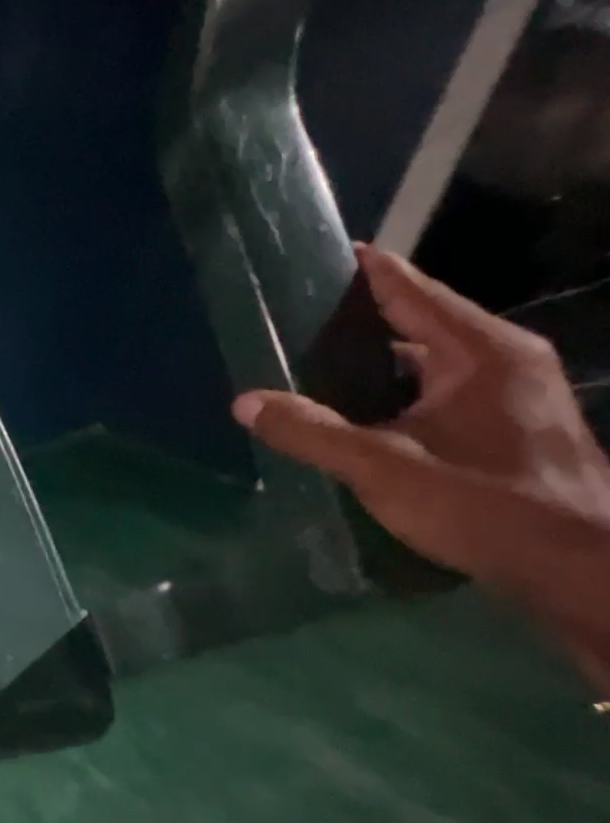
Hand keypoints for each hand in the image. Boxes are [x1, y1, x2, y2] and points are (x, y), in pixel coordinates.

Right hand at [233, 245, 609, 685]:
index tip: (325, 254)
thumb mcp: (382, 467)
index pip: (413, 292)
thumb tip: (245, 402)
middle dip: (358, 323)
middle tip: (293, 323)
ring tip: (308, 370)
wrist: (579, 568)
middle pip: (419, 325)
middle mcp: (502, 363)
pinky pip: (437, 395)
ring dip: (374, 367)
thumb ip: (310, 431)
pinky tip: (353, 418)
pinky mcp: (507, 431)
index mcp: (480, 353)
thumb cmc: (485, 503)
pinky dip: (395, 396)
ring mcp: (511, 398)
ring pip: (427, 365)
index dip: (368, 272)